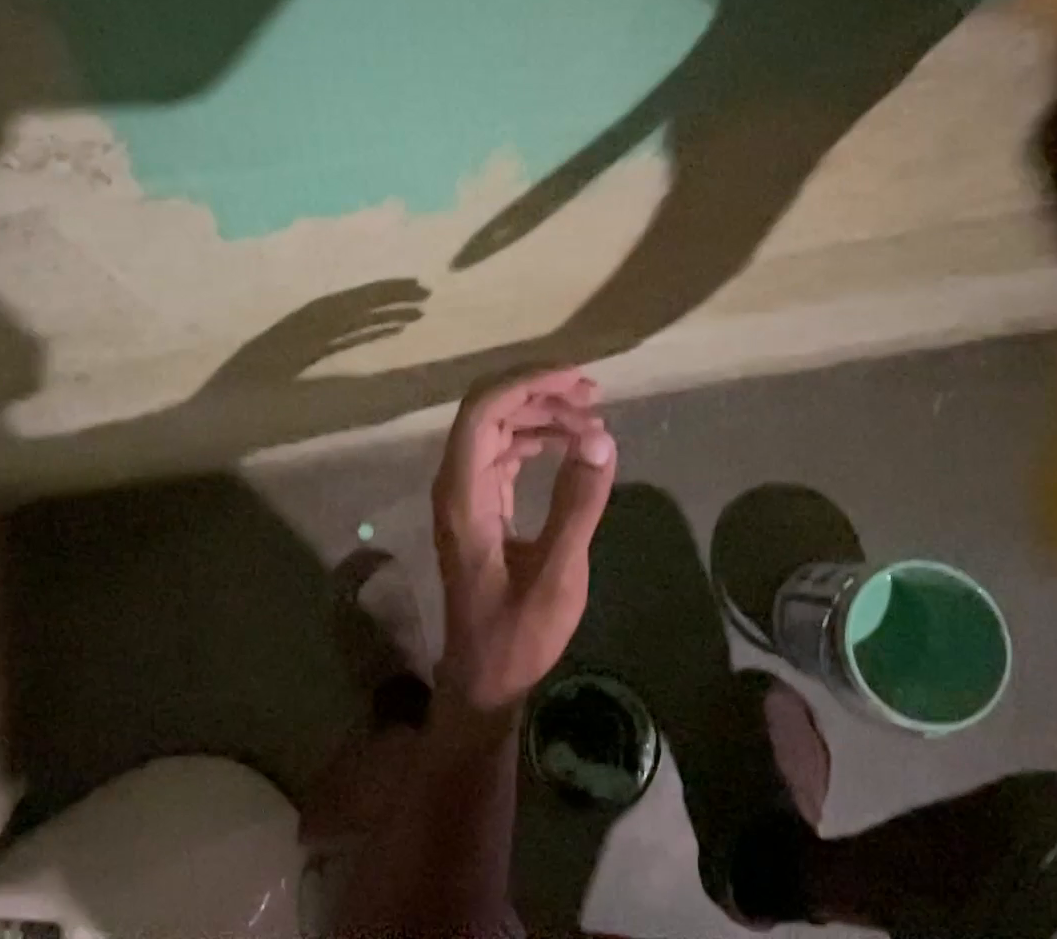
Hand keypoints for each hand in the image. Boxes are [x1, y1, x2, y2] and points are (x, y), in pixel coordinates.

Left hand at [432, 367, 617, 712]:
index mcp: (463, 495)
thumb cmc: (518, 633)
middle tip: (595, 397)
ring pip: (496, 429)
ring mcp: (464, 495)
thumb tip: (600, 438)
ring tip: (593, 418)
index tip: (580, 381)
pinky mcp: (479, 507)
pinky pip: (502, 453)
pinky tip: (569, 445)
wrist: (485, 676)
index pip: (483, 412)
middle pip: (488, 411)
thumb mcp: (557, 574)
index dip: (528, 384)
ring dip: (540, 414)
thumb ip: (578, 505)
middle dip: (539, 392)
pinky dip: (536, 440)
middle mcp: (456, 485)